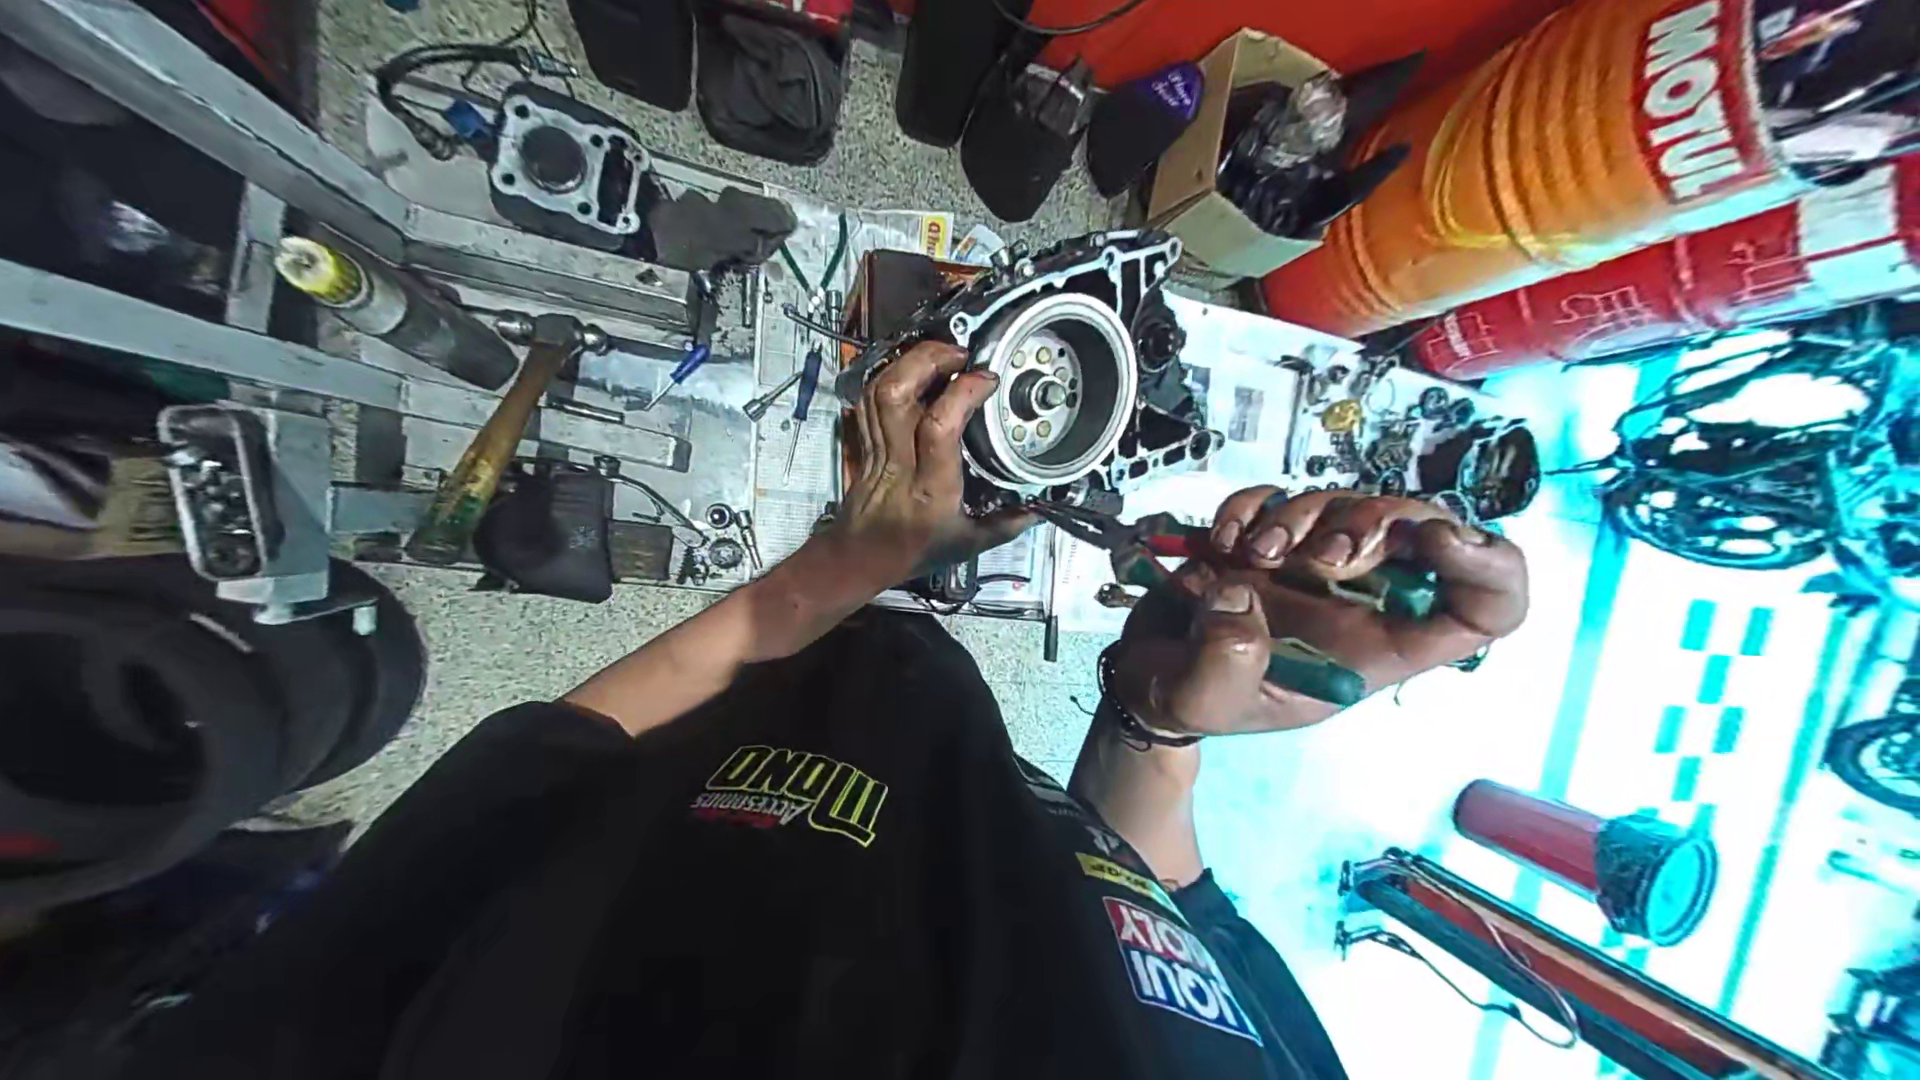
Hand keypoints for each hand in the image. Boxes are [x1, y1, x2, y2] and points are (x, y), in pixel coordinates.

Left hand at [827, 341, 1034, 588]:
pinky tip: (913, 370)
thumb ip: (1005, 525)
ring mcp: (878, 448)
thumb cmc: (913, 549)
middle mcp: (901, 461)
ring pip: (880, 392)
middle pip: (898, 395)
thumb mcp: (967, 544)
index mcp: (931, 487)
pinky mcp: (866, 443)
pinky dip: (890, 374)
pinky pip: (869, 399)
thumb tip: (1037, 510)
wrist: (862, 556)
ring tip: (939, 356)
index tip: (987, 380)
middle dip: (928, 361)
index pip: (940, 426)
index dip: (963, 392)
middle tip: (958, 354)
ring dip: (909, 362)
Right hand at [1112, 487, 1528, 735]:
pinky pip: (1274, 498)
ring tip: (1248, 555)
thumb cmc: (1190, 699)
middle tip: (1311, 556)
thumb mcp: (1208, 699)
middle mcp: (1351, 599)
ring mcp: (1302, 564)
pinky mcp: (1257, 540)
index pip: (1481, 610)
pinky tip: (1219, 541)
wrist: (1147, 674)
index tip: (1438, 542)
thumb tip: (1238, 590)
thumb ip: (1227, 659)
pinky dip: (1248, 507)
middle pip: (1412, 531)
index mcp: (1373, 648)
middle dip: (1370, 524)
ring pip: (1341, 504)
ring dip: (1299, 517)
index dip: (1487, 567)